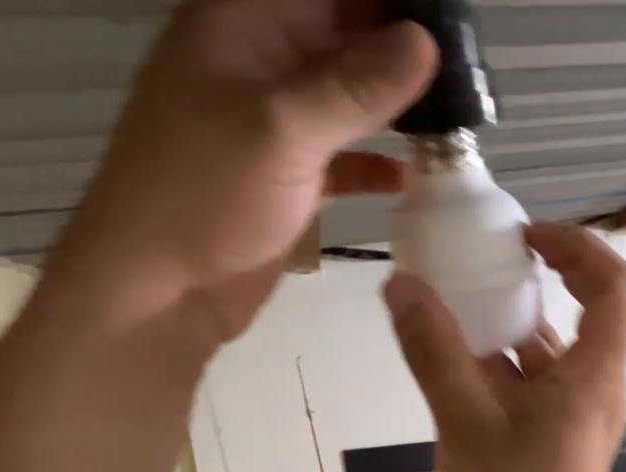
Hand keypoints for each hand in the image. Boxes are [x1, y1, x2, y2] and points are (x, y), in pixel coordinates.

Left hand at [50, 0, 437, 337]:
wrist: (158, 288)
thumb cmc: (204, 195)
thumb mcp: (282, 129)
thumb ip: (356, 85)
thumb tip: (426, 42)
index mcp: (242, 28)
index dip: (386, 3)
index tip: (448, 18)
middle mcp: (260, 65)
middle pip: (342, 38)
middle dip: (401, 51)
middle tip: (466, 71)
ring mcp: (274, 125)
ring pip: (348, 99)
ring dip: (396, 108)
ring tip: (456, 117)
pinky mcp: (289, 177)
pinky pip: (343, 158)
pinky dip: (375, 165)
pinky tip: (413, 177)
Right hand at [387, 224, 625, 471]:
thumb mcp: (463, 421)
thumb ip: (433, 351)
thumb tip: (400, 287)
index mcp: (594, 379)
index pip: (616, 288)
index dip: (580, 247)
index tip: (528, 237)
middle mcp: (598, 389)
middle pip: (591, 310)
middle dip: (545, 275)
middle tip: (493, 255)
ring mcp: (582, 414)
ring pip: (559, 348)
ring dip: (517, 319)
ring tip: (464, 297)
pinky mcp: (562, 434)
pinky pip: (542, 380)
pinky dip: (508, 359)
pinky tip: (461, 356)